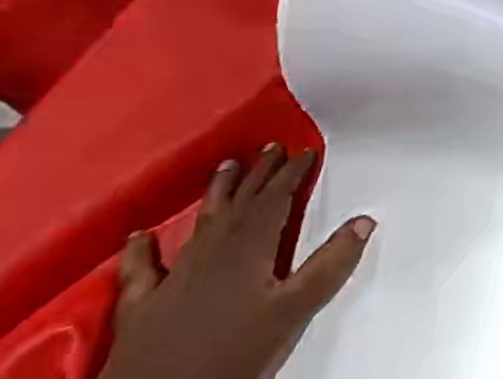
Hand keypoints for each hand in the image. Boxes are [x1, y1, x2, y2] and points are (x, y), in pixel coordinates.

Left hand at [99, 145, 374, 378]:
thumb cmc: (230, 355)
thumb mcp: (291, 313)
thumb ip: (329, 266)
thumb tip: (364, 221)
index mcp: (250, 246)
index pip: (277, 197)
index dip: (293, 172)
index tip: (307, 150)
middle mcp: (214, 248)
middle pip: (243, 201)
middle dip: (261, 172)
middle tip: (272, 146)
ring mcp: (175, 274)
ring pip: (203, 220)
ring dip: (218, 191)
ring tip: (227, 166)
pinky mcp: (142, 304)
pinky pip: (141, 269)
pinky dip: (141, 250)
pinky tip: (138, 235)